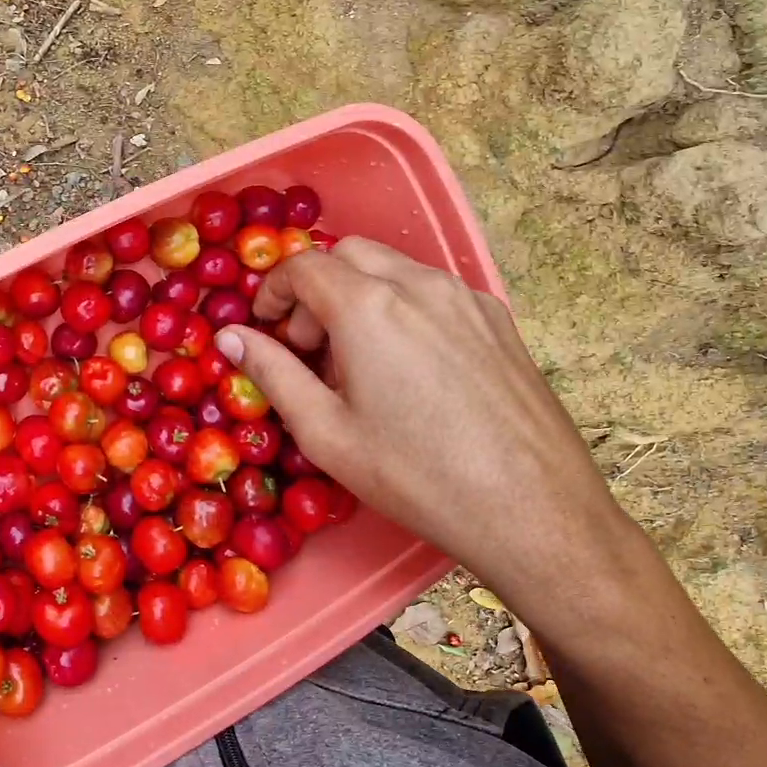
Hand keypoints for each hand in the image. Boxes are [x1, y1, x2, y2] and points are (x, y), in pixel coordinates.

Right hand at [212, 237, 622, 606]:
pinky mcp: (498, 321)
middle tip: (309, 347)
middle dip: (315, 289)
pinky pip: (432, 290)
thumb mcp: (324, 431)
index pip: (304, 266)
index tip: (266, 328)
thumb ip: (271, 372)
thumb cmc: (416, 476)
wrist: (535, 511)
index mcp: (368, 307)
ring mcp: (466, 299)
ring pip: (393, 268)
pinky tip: (406, 367)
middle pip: (347, 254)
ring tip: (357, 362)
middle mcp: (419, 286)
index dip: (273, 291)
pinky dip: (400, 306)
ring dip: (357, 295)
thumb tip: (231, 337)